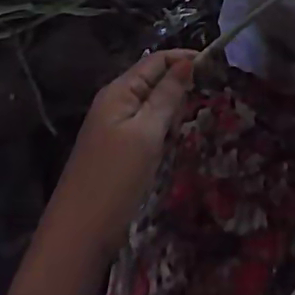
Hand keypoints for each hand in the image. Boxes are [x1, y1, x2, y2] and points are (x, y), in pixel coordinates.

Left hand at [42, 48, 196, 258]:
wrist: (78, 237)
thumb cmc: (115, 179)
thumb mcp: (147, 133)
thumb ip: (167, 96)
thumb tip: (187, 62)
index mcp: (119, 91)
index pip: (156, 60)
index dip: (184, 58)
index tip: (216, 66)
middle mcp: (114, 102)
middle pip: (154, 80)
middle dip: (178, 88)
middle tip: (199, 107)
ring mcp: (112, 127)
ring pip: (152, 105)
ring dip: (171, 113)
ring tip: (182, 131)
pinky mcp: (115, 150)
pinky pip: (145, 127)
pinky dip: (161, 131)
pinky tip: (168, 147)